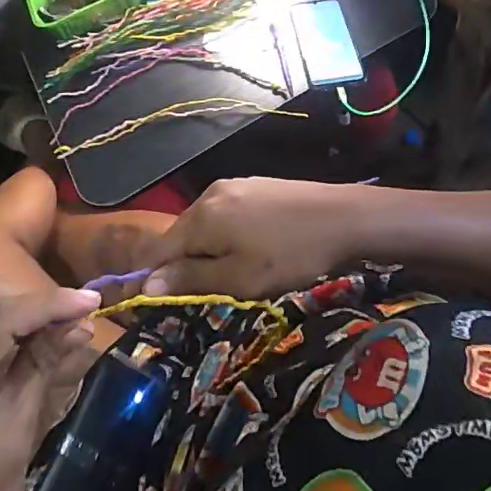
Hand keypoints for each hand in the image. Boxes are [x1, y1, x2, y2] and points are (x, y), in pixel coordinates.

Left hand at [0, 280, 101, 490]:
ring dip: (22, 309)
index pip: (0, 316)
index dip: (50, 302)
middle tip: (78, 319)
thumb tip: (79, 325)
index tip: (94, 302)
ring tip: (61, 328)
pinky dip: (5, 325)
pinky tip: (32, 342)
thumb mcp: (11, 437)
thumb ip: (39, 370)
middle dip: (36, 300)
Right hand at [139, 178, 360, 299]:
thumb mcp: (240, 278)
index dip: (156, 279)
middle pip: (181, 235)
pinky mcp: (254, 185)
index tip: (165, 305)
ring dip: (208, 251)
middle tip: (209, 294)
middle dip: (185, 265)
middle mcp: (209, 194)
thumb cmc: (290, 254)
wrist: (343, 216)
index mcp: (200, 217)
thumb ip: (192, 279)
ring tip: (233, 274)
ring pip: (205, 225)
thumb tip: (146, 285)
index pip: (158, 251)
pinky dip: (226, 235)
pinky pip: (225, 214)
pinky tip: (251, 248)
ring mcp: (234, 185)